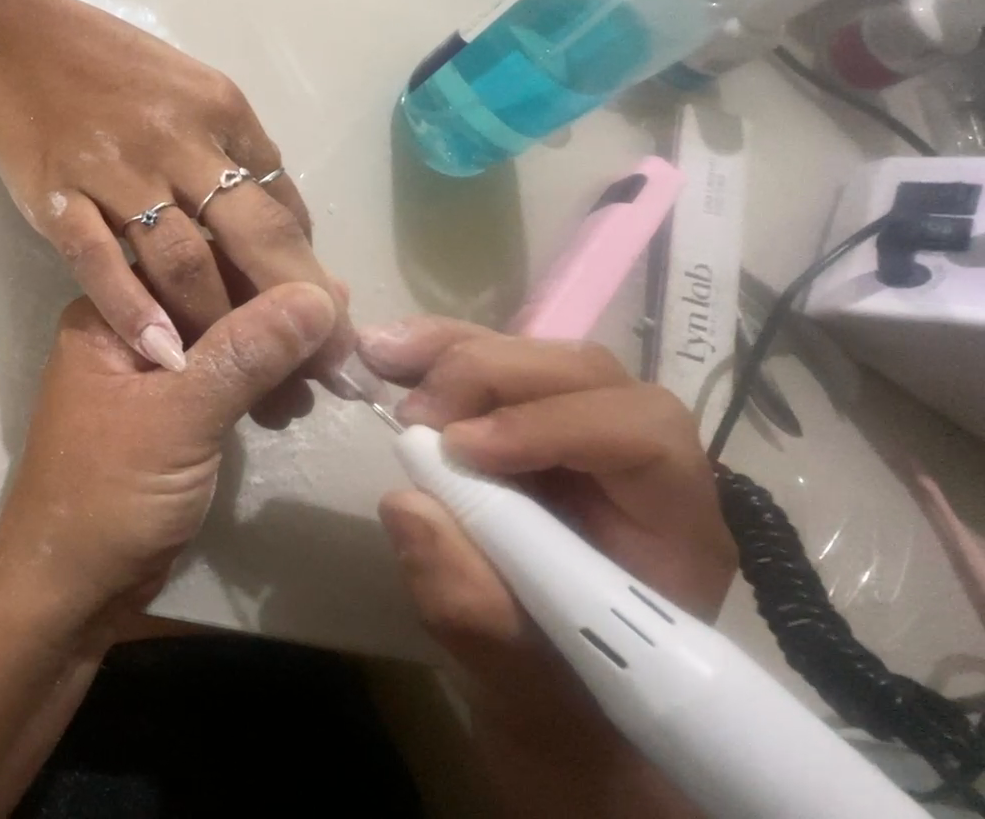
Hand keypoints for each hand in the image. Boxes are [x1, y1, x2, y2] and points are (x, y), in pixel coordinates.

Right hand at [0, 0, 354, 421]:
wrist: (15, 41)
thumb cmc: (110, 68)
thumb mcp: (193, 91)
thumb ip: (236, 154)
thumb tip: (283, 222)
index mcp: (221, 112)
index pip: (283, 204)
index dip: (313, 272)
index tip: (331, 326)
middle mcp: (179, 141)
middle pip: (253, 235)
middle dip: (296, 310)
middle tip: (323, 374)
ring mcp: (117, 171)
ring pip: (181, 258)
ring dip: (219, 323)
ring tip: (245, 381)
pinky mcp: (59, 197)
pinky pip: (99, 261)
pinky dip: (133, 309)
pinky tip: (163, 354)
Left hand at [0, 283, 335, 630]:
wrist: (69, 587)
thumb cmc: (107, 496)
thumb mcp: (177, 419)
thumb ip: (245, 354)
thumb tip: (320, 294)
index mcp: (108, 311)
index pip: (192, 260)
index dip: (264, 272)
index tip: (335, 298)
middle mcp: (126, 328)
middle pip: (213, 296)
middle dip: (278, 317)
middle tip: (340, 348)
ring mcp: (147, 370)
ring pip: (224, 338)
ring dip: (276, 353)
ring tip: (325, 379)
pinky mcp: (168, 409)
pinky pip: (222, 377)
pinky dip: (260, 382)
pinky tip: (293, 398)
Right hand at [356, 316, 735, 818]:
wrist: (555, 698)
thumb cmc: (558, 699)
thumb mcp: (517, 681)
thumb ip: (472, 608)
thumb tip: (407, 503)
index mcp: (668, 528)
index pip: (642, 435)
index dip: (551, 425)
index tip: (459, 450)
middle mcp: (635, 466)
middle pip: (586, 375)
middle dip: (492, 374)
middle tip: (412, 411)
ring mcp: (579, 437)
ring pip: (536, 357)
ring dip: (455, 350)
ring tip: (381, 356)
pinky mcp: (526, 428)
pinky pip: (491, 370)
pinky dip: (435, 355)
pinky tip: (386, 354)